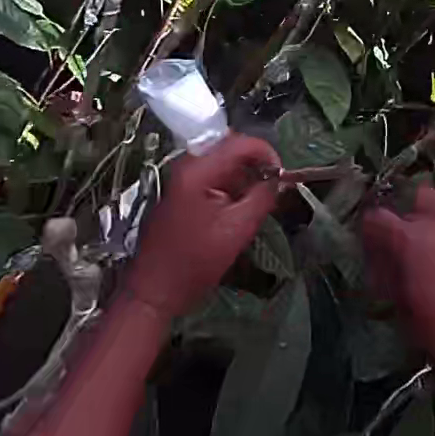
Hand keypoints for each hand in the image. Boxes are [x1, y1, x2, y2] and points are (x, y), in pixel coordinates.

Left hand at [122, 134, 280, 318]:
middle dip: (255, 162)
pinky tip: (237, 207)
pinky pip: (212, 174)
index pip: (240, 143)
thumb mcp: (238, 229)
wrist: (153, 292)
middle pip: (231, 146)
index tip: (281, 174)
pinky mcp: (182, 190)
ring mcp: (182, 177)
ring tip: (257, 199)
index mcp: (199, 170)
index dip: (266, 153)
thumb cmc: (195, 262)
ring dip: (243, 174)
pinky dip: (230, 184)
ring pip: (223, 159)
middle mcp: (188, 165)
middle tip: (271, 185)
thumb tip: (279, 179)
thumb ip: (263, 197)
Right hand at [362, 186, 434, 385]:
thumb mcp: (408, 313)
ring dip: (434, 220)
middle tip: (405, 252)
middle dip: (406, 220)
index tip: (371, 248)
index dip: (370, 232)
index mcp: (411, 240)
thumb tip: (385, 271)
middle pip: (413, 201)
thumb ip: (393, 281)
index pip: (377, 219)